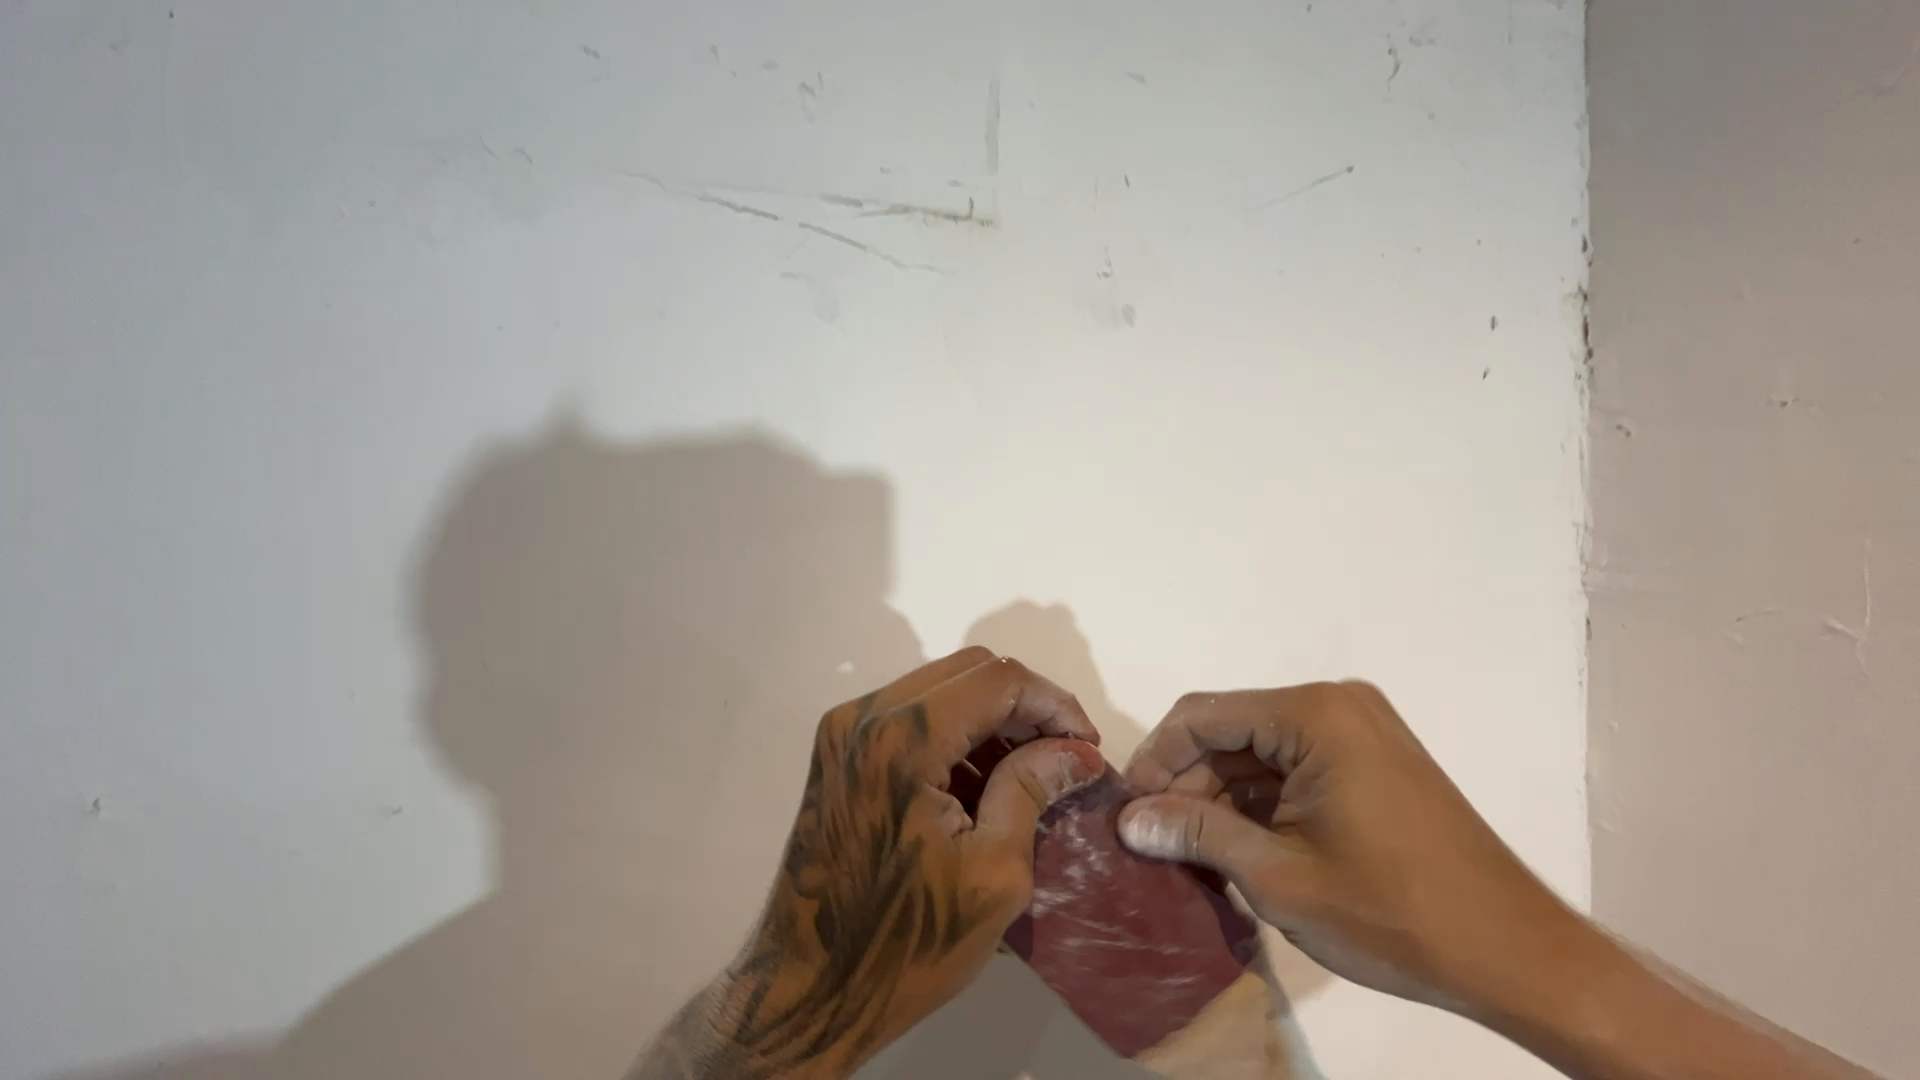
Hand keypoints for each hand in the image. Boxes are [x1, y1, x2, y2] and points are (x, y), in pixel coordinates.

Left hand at [633, 648, 1105, 1079]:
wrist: (810, 989)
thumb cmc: (908, 944)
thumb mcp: (995, 872)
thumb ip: (1033, 789)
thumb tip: (1077, 750)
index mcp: (901, 740)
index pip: (998, 680)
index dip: (1053, 703)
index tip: (1085, 745)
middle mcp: (865, 716)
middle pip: (969, 670)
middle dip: (1026, 705)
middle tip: (1063, 754)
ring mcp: (845, 730)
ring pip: (942, 686)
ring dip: (992, 717)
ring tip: (1030, 771)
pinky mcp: (839, 750)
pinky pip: (913, 714)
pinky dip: (957, 732)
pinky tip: (983, 779)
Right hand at [1117, 682, 1881, 1079]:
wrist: (1518, 957)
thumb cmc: (1392, 913)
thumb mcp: (1277, 876)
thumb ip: (1195, 833)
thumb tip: (1126, 820)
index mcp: (1312, 715)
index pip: (1202, 716)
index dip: (1155, 760)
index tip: (1125, 811)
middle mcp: (1334, 705)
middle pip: (1230, 730)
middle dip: (1186, 781)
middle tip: (1154, 839)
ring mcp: (1358, 731)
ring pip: (1259, 751)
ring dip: (1220, 795)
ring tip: (1189, 850)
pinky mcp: (1373, 761)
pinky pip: (1294, 766)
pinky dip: (1259, 801)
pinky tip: (1237, 845)